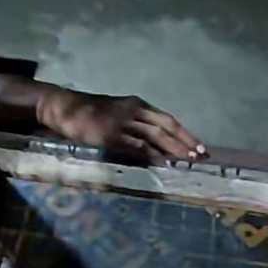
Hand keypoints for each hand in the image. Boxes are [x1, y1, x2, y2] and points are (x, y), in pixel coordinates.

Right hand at [36, 86, 206, 161]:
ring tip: (186, 160)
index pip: (167, 119)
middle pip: (165, 126)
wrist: (66, 108)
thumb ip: (137, 124)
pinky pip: (135, 145)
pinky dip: (151, 154)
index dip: (185, 133)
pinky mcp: (111, 136)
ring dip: (172, 149)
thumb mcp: (119, 111)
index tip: (199, 146)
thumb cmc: (92, 113)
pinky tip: (162, 162)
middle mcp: (133, 111)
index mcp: (137, 104)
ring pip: (154, 135)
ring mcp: (122, 123)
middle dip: (185, 142)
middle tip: (200, 155)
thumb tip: (156, 144)